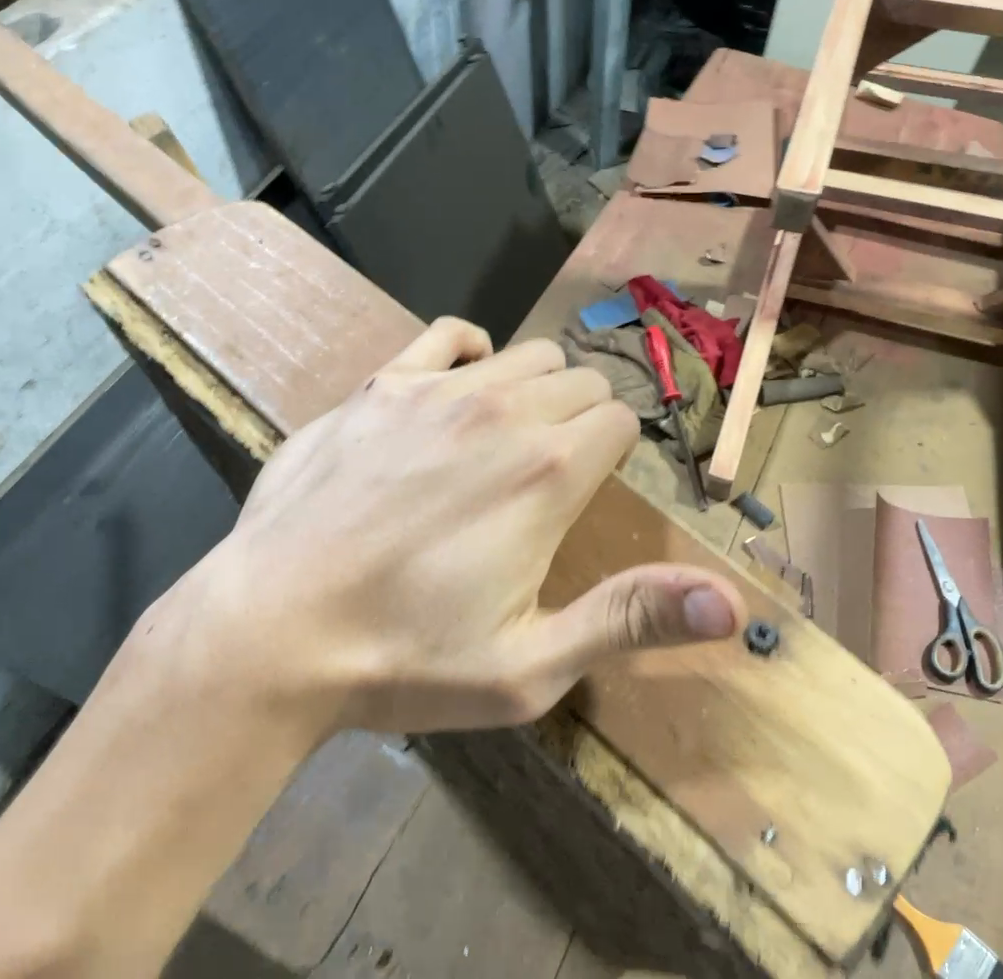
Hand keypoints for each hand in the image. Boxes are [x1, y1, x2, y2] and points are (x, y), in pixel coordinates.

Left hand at [148, 318, 746, 736]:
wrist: (270, 630)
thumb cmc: (405, 659)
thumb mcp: (530, 666)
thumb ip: (631, 618)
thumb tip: (732, 605)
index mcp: (549, 474)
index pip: (620, 425)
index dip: (615, 461)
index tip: (589, 502)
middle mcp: (502, 413)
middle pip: (581, 385)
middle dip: (584, 424)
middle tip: (551, 486)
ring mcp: (434, 392)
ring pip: (526, 356)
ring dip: (537, 392)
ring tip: (511, 446)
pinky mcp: (377, 388)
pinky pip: (449, 335)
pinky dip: (472, 356)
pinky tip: (460, 396)